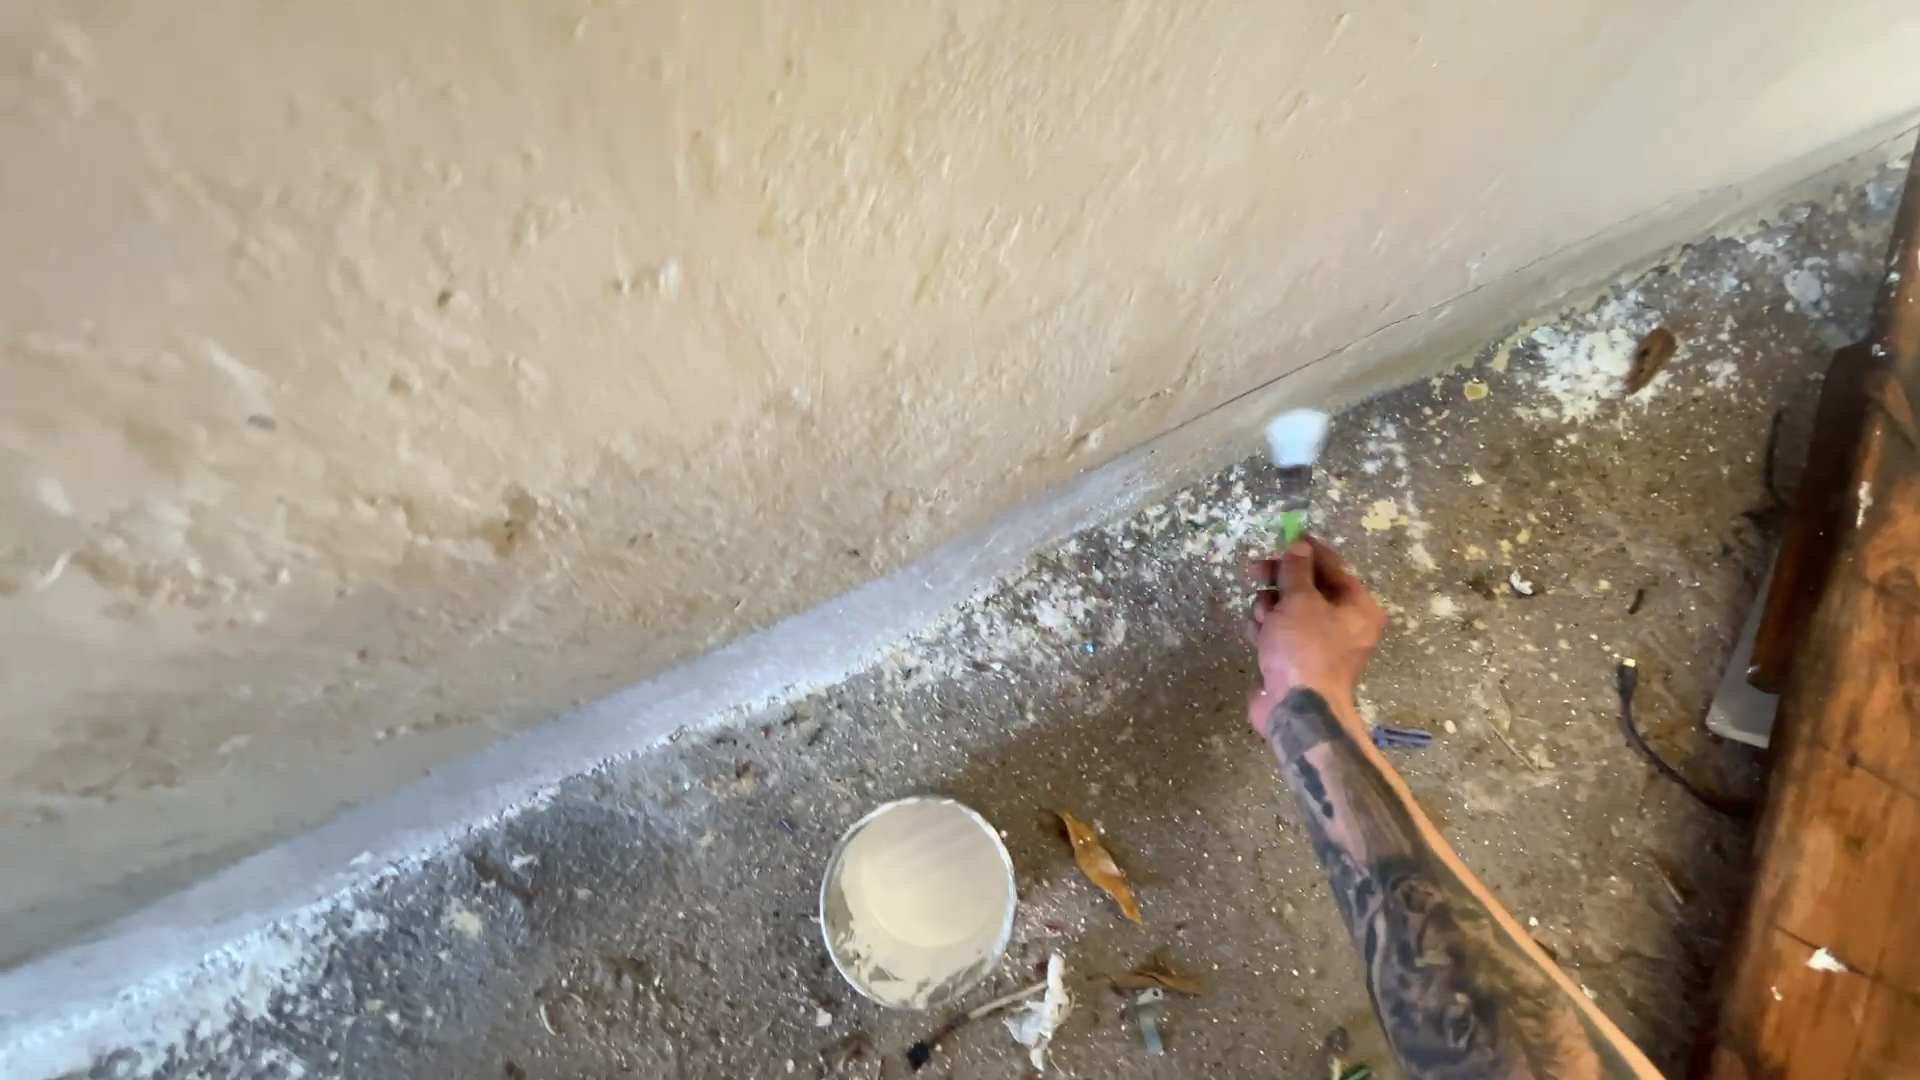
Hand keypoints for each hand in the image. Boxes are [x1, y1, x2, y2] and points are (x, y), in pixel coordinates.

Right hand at [1245, 536, 1385, 737]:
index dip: (1306, 550)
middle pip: (1307, 587)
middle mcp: (1344, 623)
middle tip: (1254, 572)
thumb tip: (1299, 546)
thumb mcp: (1299, 601)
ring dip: (1268, 607)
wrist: (1297, 708)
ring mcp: (1319, 643)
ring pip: (1287, 609)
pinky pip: (1279, 632)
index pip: (1332, 566)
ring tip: (1260, 619)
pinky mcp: (1296, 658)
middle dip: (1279, 581)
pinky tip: (1256, 637)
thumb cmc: (1304, 648)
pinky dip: (1265, 630)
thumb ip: (1296, 571)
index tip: (1284, 536)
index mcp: (1357, 606)